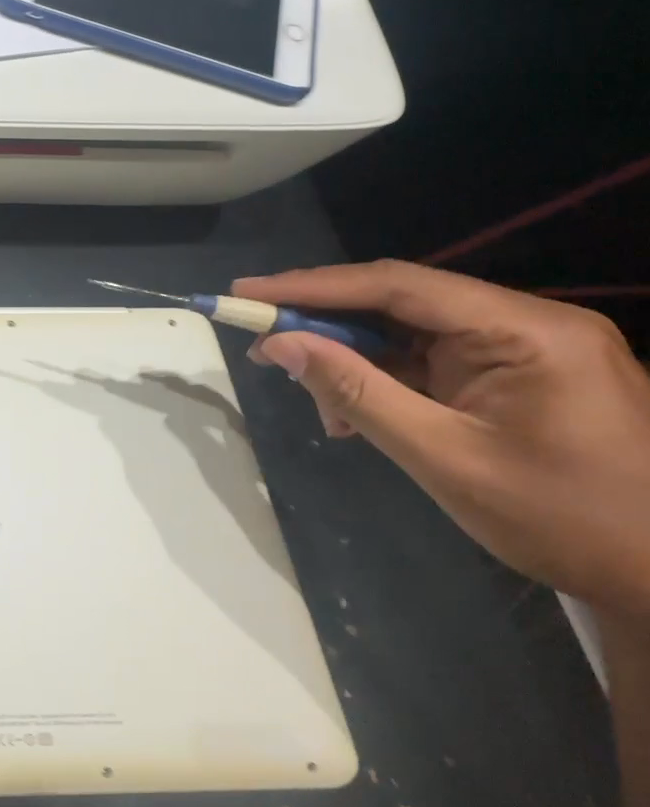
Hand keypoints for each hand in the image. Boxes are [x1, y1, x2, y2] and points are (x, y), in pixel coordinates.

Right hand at [237, 261, 649, 621]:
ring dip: (352, 361)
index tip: (245, 293)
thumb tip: (278, 345)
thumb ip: (356, 392)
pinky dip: (383, 381)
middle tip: (262, 348)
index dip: (312, 286)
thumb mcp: (442, 457)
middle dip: (326, 325)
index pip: (398, 286)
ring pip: (409, 332)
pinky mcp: (520, 375)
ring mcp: (528, 349)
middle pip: (401, 302)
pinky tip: (356, 415)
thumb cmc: (561, 520)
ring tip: (322, 409)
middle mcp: (530, 324)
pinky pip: (431, 360)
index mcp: (528, 332)